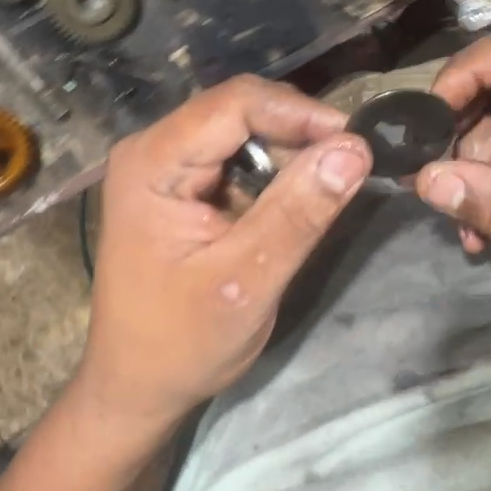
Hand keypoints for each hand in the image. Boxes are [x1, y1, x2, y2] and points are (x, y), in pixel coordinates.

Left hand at [78, 76, 372, 424]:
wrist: (136, 386)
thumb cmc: (181, 343)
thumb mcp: (247, 282)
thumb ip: (298, 212)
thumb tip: (355, 149)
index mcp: (153, 162)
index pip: (236, 104)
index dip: (300, 113)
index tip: (355, 142)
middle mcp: (154, 148)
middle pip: (240, 109)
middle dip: (298, 131)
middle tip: (348, 166)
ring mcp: (165, 163)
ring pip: (244, 128)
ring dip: (290, 151)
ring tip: (325, 187)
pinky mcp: (181, 182)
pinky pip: (238, 154)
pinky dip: (274, 170)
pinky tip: (294, 199)